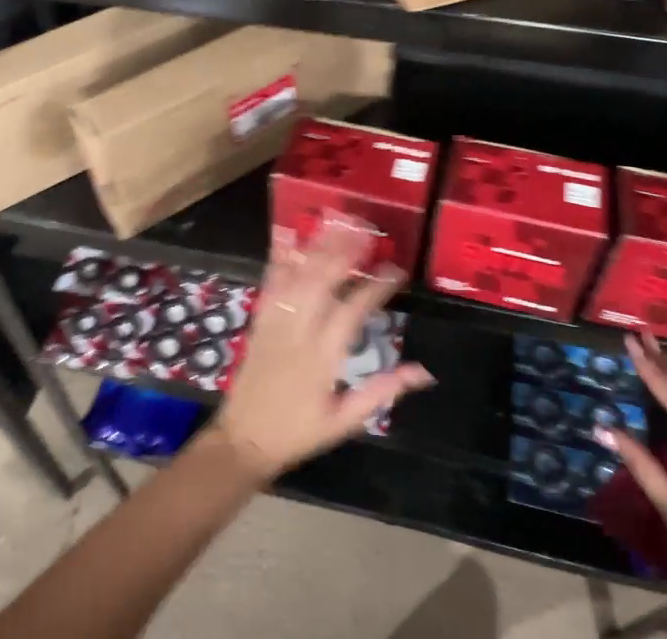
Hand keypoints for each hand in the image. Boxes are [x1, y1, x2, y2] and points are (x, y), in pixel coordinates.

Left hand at [208, 213, 434, 479]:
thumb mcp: (344, 421)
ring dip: (317, 249)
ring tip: (337, 227)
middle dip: (344, 253)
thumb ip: (381, 392)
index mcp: (322, 358)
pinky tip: (291, 241)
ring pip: (297, 278)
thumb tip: (423, 372)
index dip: (376, 287)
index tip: (396, 270)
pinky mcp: (258, 323)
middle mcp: (297, 334)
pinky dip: (281, 261)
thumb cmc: (298, 434)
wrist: (243, 440)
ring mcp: (274, 325)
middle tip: (366, 231)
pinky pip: (270, 286)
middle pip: (321, 282)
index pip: (353, 311)